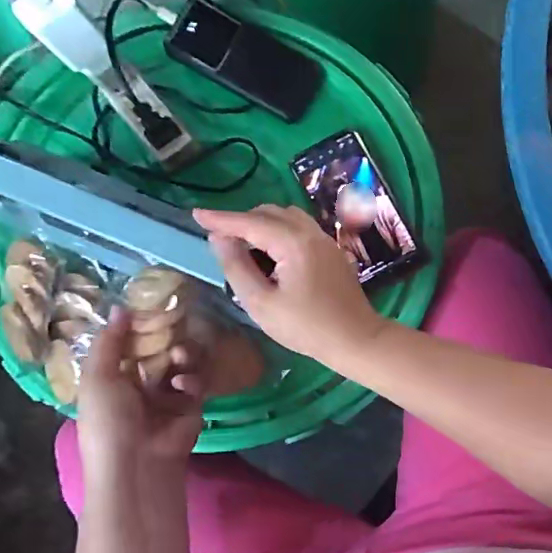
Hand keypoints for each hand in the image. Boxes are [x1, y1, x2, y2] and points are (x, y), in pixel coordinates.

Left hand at [75, 309, 204, 478]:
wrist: (136, 466)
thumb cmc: (107, 421)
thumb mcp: (97, 376)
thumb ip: (110, 340)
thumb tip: (121, 308)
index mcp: (113, 378)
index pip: (128, 344)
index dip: (138, 326)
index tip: (150, 305)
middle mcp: (140, 386)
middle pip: (158, 350)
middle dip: (165, 337)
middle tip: (173, 324)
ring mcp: (167, 398)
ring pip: (181, 364)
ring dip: (182, 355)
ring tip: (179, 356)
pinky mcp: (191, 409)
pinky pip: (196, 384)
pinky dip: (192, 380)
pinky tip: (183, 385)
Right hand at [193, 205, 387, 366]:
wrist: (355, 339)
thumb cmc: (305, 327)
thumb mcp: (261, 304)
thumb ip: (237, 268)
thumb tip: (219, 240)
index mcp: (293, 243)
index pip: (249, 222)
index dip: (220, 218)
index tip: (196, 214)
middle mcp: (310, 232)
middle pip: (269, 213)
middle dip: (241, 221)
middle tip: (219, 240)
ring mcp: (324, 240)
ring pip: (286, 217)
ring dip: (260, 224)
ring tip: (242, 245)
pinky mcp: (331, 250)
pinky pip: (299, 229)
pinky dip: (278, 231)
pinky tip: (270, 254)